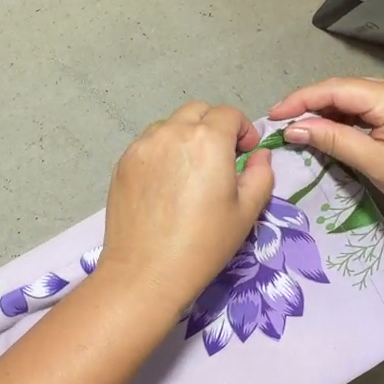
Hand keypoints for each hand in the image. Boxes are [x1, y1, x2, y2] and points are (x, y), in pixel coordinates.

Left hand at [99, 102, 273, 306]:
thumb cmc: (204, 244)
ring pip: (170, 125)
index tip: (246, 154)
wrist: (146, 272)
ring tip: (191, 172)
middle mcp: (172, 132)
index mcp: (207, 139)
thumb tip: (260, 154)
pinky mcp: (123, 162)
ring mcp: (142, 146)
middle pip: (197, 112)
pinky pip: (148, 144)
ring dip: (186, 136)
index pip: (228, 114)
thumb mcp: (246, 212)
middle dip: (214, 127)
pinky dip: (162, 152)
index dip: (243, 130)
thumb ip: (260, 175)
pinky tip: (166, 184)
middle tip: (221, 160)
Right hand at [269, 77, 383, 242]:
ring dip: (327, 112)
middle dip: (311, 105)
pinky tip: (329, 130)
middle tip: (282, 125)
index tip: (273, 115)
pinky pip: (368, 105)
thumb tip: (293, 128)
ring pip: (354, 97)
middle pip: (345, 89)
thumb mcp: (375, 164)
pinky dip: (346, 117)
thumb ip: (333, 139)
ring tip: (300, 129)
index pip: (338, 89)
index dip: (302, 99)